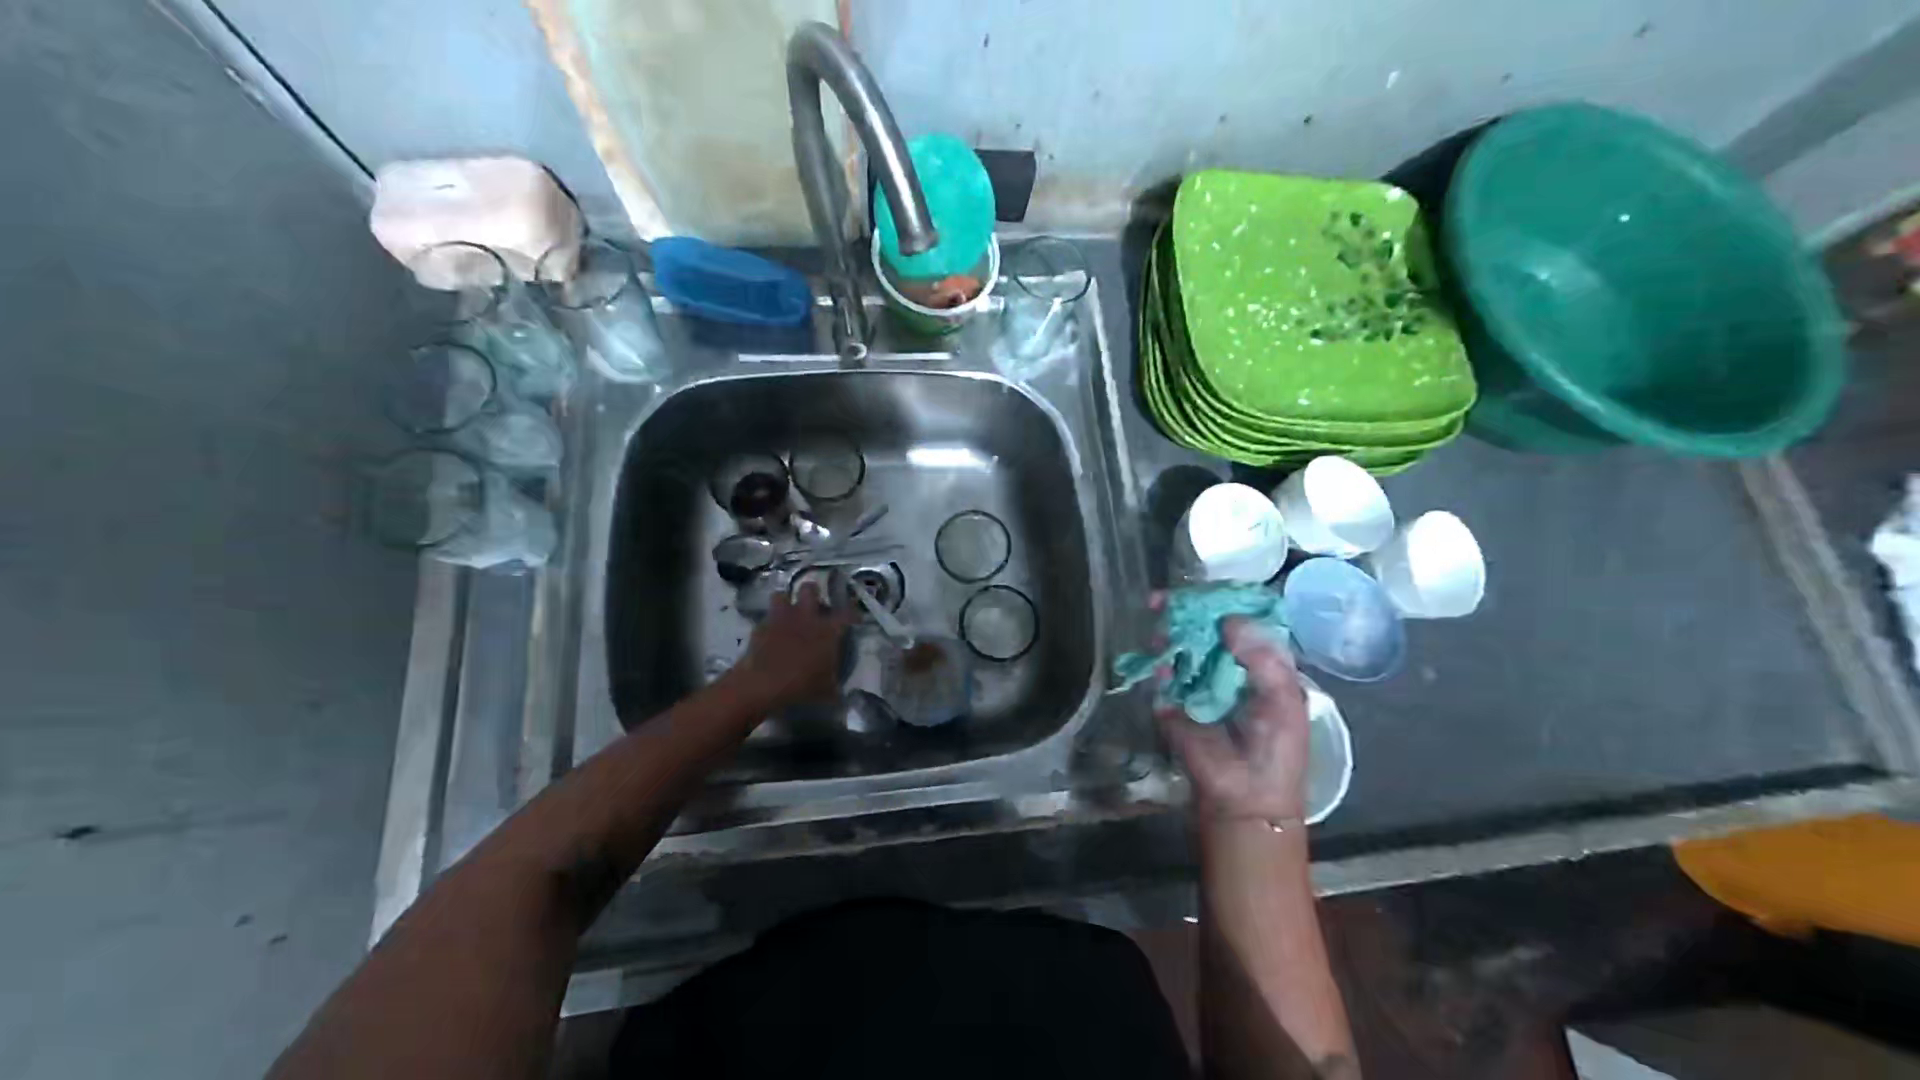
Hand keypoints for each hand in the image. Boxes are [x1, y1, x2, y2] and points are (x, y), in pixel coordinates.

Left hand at [731, 583, 854, 709]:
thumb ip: (835, 685)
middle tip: (814, 605)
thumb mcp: (827, 691)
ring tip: (788, 613)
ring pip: (782, 595)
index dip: (853, 613)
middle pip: (810, 589)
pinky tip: (771, 634)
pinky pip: (767, 618)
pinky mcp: (761, 627)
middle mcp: (806, 617)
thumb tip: (839, 690)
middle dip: (813, 592)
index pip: (847, 613)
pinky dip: (769, 624)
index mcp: (828, 630)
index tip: (855, 618)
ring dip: (786, 602)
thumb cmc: (802, 686)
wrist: (763, 684)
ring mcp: (781, 618)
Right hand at [1156, 616, 1311, 825]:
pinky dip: (1158, 665)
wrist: (1245, 801)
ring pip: (1179, 649)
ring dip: (1168, 635)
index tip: (1203, 592)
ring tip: (1160, 628)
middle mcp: (1224, 669)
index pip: (1238, 625)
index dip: (1221, 605)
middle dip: (1184, 614)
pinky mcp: (1172, 704)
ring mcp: (1195, 685)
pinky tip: (1160, 659)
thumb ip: (1264, 658)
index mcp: (1257, 666)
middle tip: (1164, 601)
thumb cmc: (1275, 752)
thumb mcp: (1284, 700)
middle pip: (1202, 632)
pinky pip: (1162, 677)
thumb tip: (1229, 620)